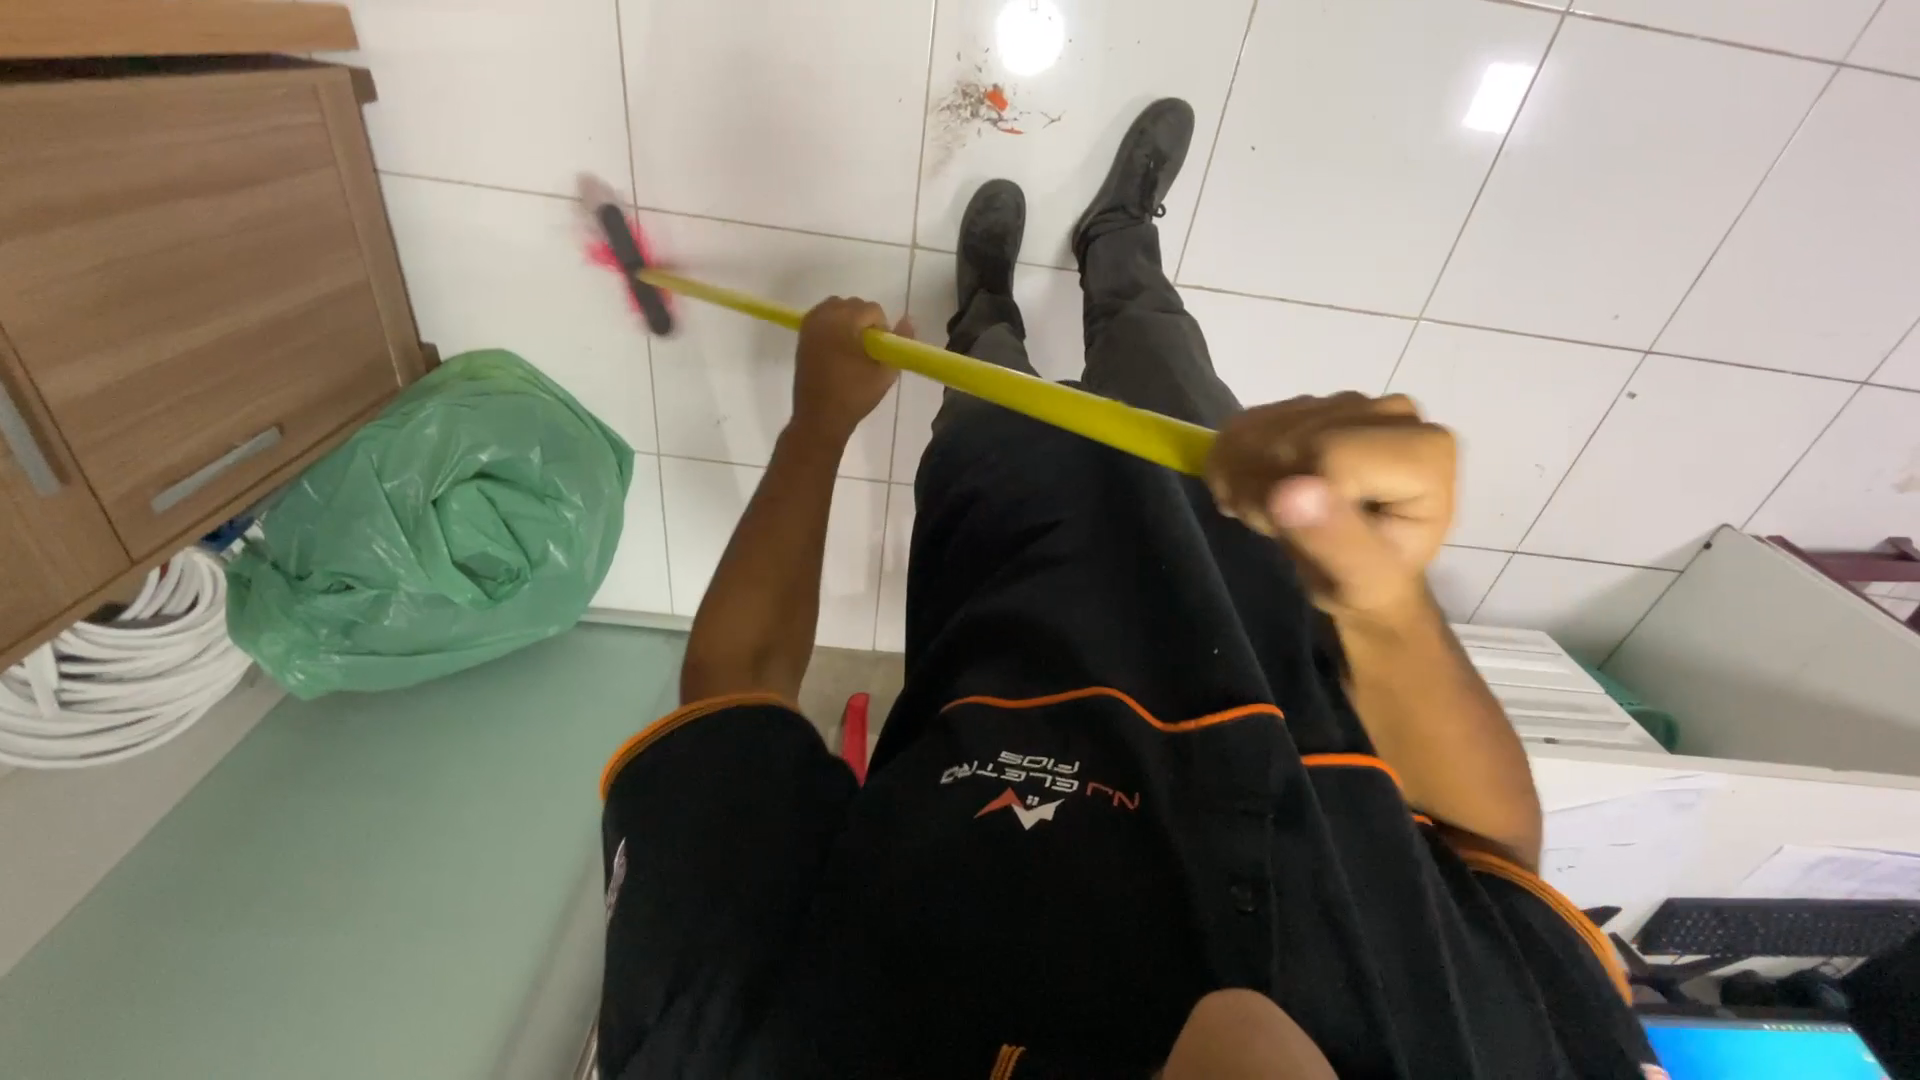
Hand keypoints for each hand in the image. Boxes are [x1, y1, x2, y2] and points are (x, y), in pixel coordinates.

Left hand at [791, 296, 909, 441]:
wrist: (819, 418)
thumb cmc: (854, 397)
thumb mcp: (885, 372)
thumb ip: (899, 343)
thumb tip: (908, 320)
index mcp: (843, 323)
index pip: (871, 309)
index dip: (882, 327)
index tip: (880, 350)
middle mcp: (823, 317)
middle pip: (853, 304)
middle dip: (865, 321)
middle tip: (868, 350)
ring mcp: (809, 326)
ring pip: (835, 307)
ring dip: (848, 320)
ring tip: (853, 348)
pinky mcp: (802, 337)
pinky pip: (821, 317)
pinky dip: (833, 325)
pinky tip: (839, 349)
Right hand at [1206, 392, 1455, 621]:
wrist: (1354, 569)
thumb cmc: (1367, 581)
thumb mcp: (1359, 581)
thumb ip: (1334, 540)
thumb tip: (1291, 492)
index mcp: (1425, 451)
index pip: (1328, 456)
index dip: (1287, 497)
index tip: (1276, 532)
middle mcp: (1394, 413)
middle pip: (1293, 438)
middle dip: (1259, 488)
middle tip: (1265, 525)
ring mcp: (1351, 403)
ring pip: (1264, 428)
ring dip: (1240, 478)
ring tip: (1260, 513)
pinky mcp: (1313, 403)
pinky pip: (1249, 422)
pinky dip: (1229, 461)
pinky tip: (1248, 490)